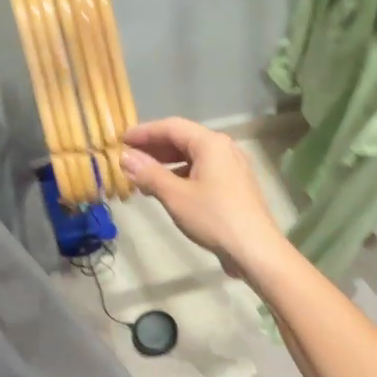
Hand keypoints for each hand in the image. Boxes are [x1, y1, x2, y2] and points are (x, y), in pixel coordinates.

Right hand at [121, 119, 284, 271]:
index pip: (171, 127)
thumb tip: (125, 157)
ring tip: (143, 178)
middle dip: (155, 149)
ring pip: (193, 158)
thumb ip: (149, 174)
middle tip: (129, 159)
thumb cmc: (214, 218)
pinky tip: (168, 192)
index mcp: (211, 143)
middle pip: (184, 140)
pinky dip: (183, 177)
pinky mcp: (235, 187)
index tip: (121, 140)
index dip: (144, 132)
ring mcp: (232, 168)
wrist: (255, 249)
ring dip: (167, 165)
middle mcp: (224, 149)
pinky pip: (203, 173)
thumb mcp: (176, 196)